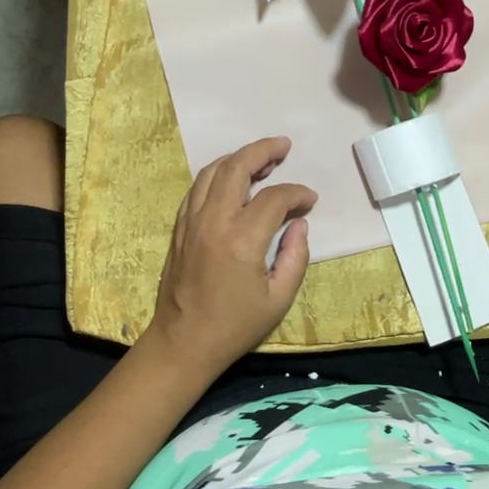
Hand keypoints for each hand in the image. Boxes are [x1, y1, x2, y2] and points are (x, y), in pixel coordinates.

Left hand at [142, 136, 316, 380]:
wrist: (183, 342)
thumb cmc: (234, 326)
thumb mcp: (278, 300)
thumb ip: (295, 257)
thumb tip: (299, 225)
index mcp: (241, 241)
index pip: (274, 198)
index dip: (297, 194)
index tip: (310, 201)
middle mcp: (213, 222)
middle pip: (237, 167)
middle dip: (263, 150)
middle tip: (284, 146)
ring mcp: (191, 222)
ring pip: (212, 172)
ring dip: (237, 158)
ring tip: (261, 158)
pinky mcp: (179, 228)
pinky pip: (197, 188)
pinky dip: (217, 175)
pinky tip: (232, 179)